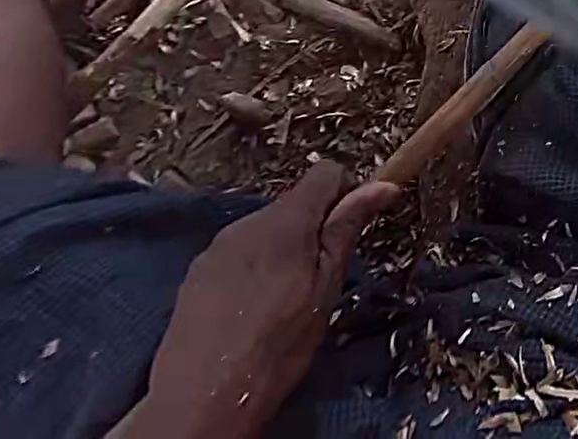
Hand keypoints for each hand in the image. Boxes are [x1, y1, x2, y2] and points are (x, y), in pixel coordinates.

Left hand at [123, 162, 399, 438]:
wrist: (199, 405)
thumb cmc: (279, 342)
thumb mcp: (328, 282)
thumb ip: (349, 226)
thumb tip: (383, 186)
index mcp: (284, 221)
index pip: (326, 173)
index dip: (346, 192)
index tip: (350, 227)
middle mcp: (246, 223)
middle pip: (296, 202)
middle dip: (315, 226)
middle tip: (321, 272)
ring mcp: (215, 249)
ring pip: (267, 229)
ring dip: (285, 247)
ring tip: (285, 295)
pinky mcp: (194, 276)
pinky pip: (240, 252)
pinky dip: (256, 266)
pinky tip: (253, 307)